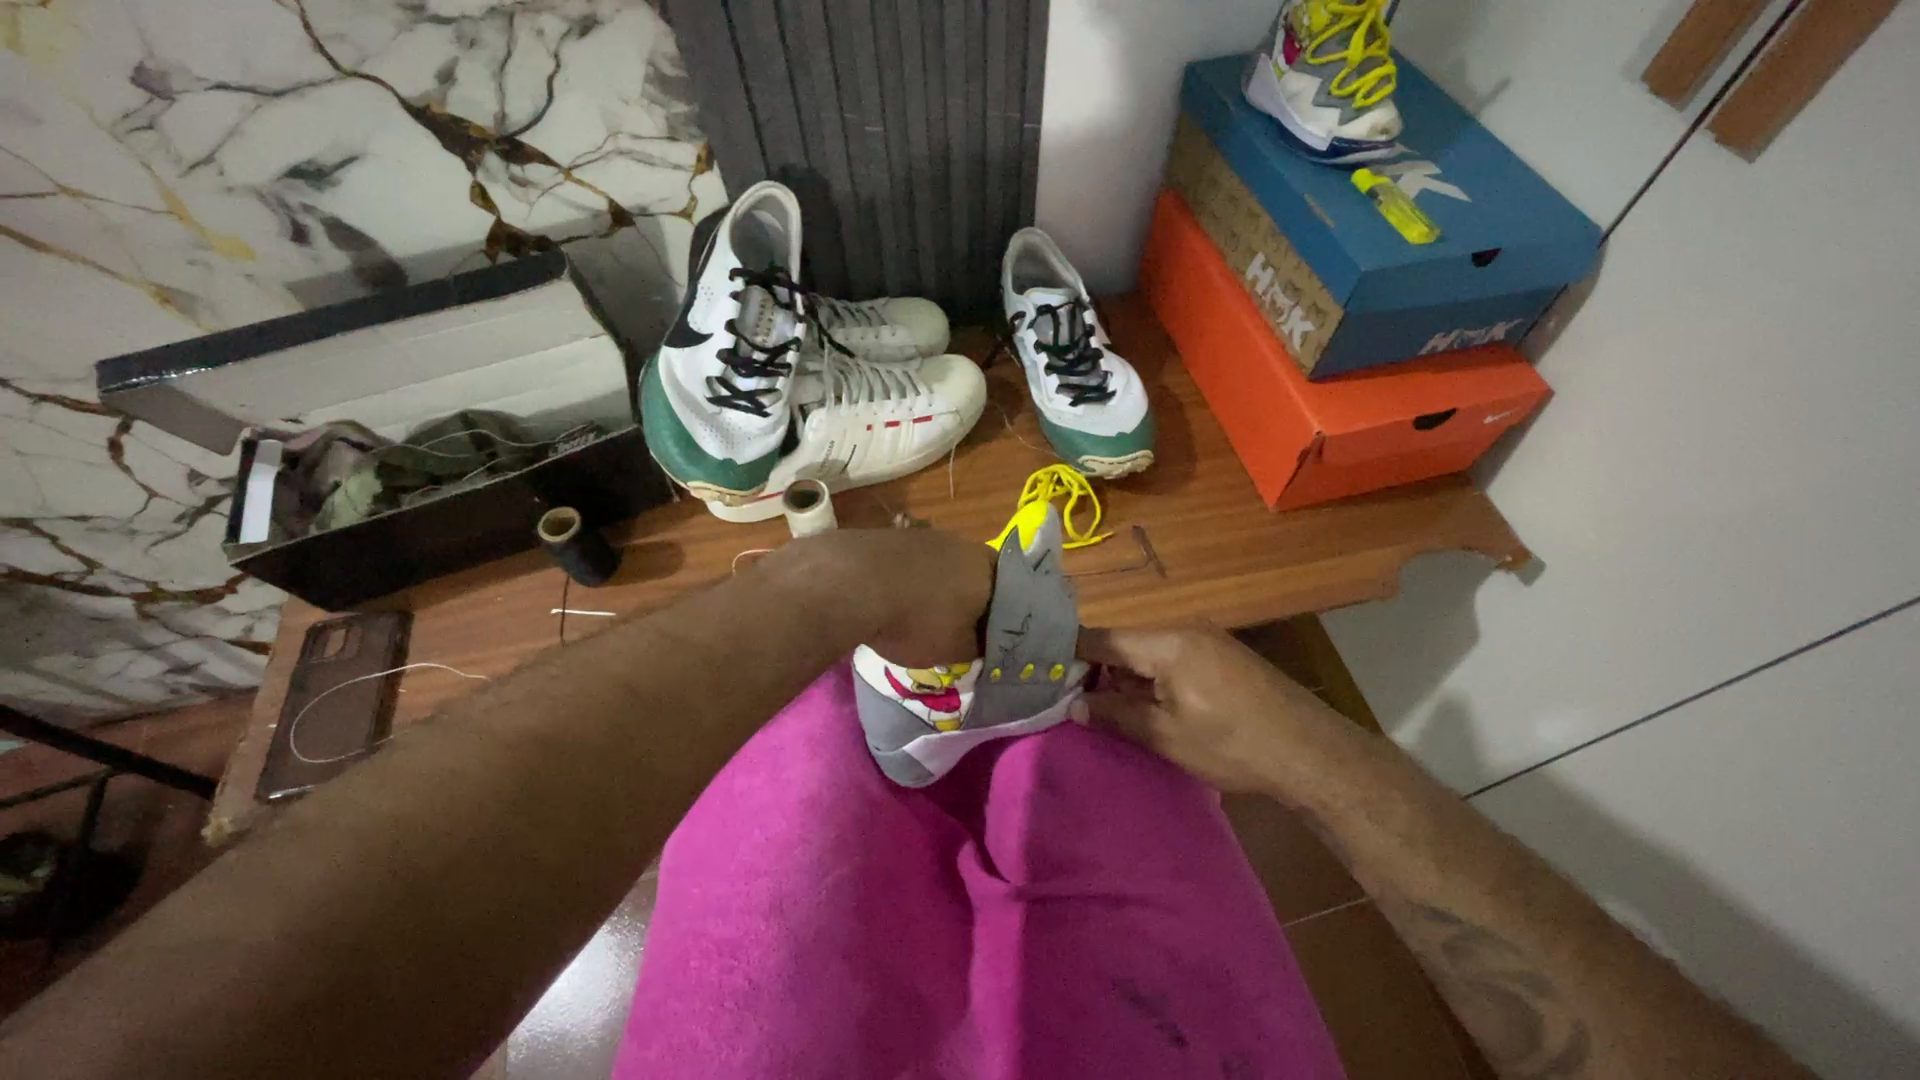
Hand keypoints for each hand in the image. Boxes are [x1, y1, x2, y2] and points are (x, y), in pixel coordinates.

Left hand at [767, 528, 993, 667]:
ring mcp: (926, 535)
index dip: (1004, 617)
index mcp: (989, 569)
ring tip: (922, 617)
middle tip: (960, 630)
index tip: (993, 637)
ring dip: (938, 590)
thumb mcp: (957, 649)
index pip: (1014, 594)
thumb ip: (979, 646)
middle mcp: (964, 544)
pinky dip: (909, 581)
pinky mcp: (893, 535)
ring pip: (944, 567)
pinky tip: (894, 600)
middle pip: (977, 577)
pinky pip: (913, 563)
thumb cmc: (917, 620)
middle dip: (971, 602)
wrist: (852, 583)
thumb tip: (984, 641)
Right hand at [1078, 624, 1351, 793]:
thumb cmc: (1233, 744)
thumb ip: (1116, 715)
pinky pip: (1172, 659)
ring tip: (1096, 705)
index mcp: (1167, 642)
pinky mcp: (1223, 658)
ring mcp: (1208, 641)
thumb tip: (1074, 706)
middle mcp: (1185, 630)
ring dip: (1124, 676)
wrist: (1313, 753)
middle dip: (1094, 669)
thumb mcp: (1166, 736)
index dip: (1067, 653)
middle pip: (1124, 643)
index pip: (1101, 638)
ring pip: (1148, 653)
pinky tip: (1142, 704)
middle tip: (1064, 696)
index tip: (1038, 670)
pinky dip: (1151, 678)